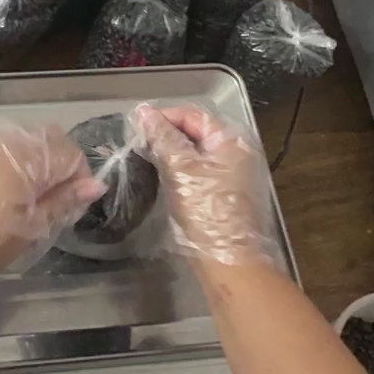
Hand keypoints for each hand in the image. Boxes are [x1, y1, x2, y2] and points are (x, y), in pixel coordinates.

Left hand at [0, 121, 103, 295]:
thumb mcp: (33, 227)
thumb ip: (65, 201)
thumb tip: (97, 186)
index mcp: (30, 157)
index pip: (72, 155)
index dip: (80, 180)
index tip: (73, 206)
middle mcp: (11, 140)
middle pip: (52, 140)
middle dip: (62, 166)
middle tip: (54, 202)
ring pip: (29, 141)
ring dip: (40, 163)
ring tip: (31, 199)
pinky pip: (6, 147)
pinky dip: (17, 163)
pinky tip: (8, 192)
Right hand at [133, 103, 273, 266]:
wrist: (229, 261)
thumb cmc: (206, 211)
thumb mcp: (181, 170)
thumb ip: (163, 138)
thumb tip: (143, 111)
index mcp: (232, 139)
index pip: (193, 114)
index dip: (163, 116)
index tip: (135, 127)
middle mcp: (238, 150)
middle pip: (196, 130)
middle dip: (166, 133)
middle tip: (138, 143)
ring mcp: (235, 172)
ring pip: (197, 151)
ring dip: (172, 151)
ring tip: (146, 156)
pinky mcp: (227, 191)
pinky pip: (201, 168)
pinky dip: (181, 167)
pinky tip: (164, 174)